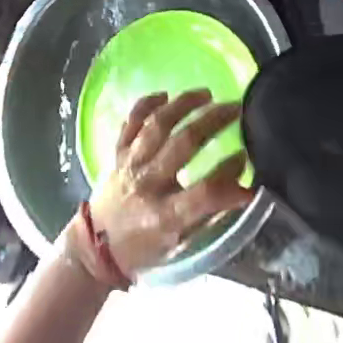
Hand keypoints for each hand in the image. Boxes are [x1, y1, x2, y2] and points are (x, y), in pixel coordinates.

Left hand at [66, 89, 252, 279]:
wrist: (96, 248)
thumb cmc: (144, 248)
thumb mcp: (181, 242)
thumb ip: (209, 213)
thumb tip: (242, 186)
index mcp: (165, 215)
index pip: (203, 192)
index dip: (229, 176)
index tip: (246, 158)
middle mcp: (147, 184)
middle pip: (182, 144)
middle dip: (212, 121)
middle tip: (236, 109)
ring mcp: (129, 163)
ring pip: (157, 124)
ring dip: (183, 104)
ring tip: (206, 94)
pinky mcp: (117, 151)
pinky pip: (131, 120)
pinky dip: (146, 104)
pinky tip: (165, 95)